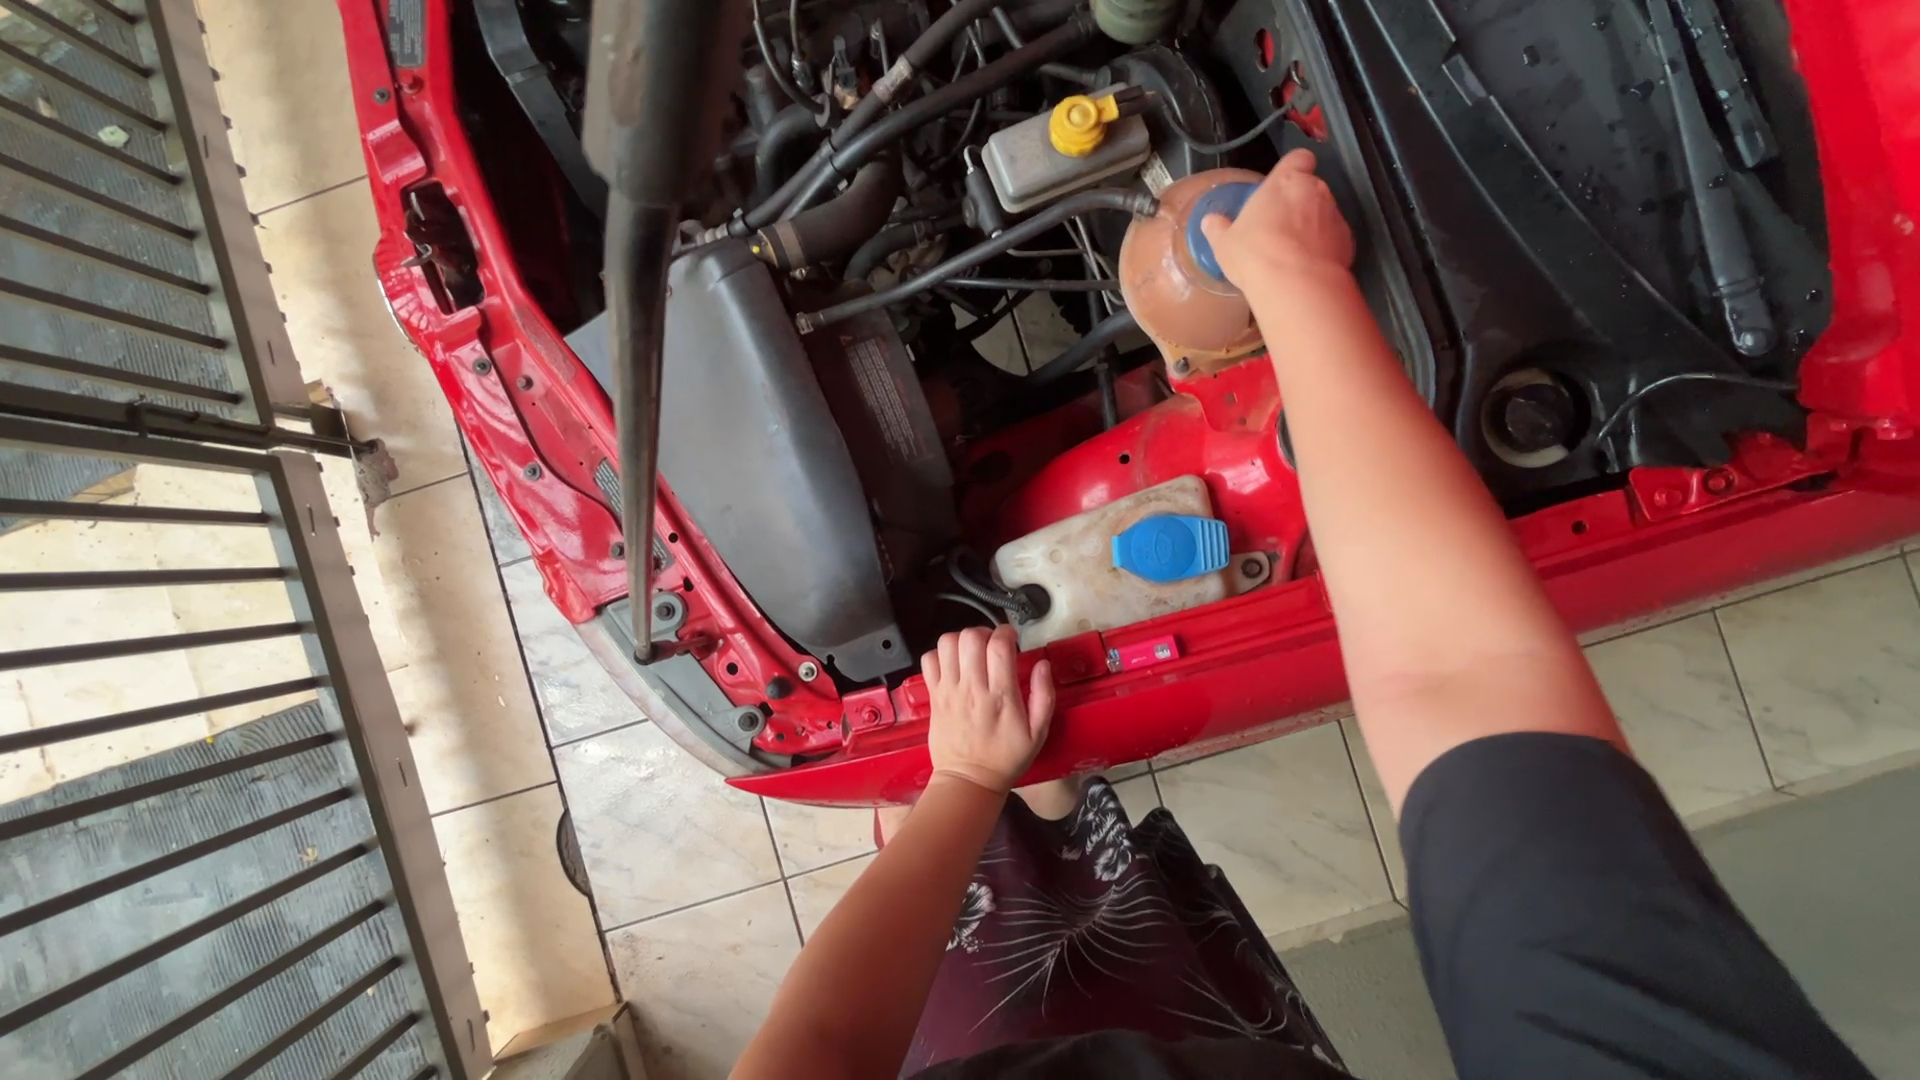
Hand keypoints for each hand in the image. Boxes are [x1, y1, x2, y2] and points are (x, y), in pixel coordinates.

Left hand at [922, 625, 1055, 794]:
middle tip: (991, 645)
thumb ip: (1044, 695)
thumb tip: (1042, 664)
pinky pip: (928, 661)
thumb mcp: (1038, 733)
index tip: (1012, 640)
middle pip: (970, 638)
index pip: (999, 646)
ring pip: (947, 644)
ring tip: (972, 652)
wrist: (968, 781)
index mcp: (1000, 696)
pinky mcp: (934, 696)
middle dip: (984, 632)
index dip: (1006, 633)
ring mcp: (949, 691)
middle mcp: (972, 688)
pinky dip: (939, 655)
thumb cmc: (1006, 757)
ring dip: (961, 640)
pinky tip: (953, 665)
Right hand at [1200, 148, 1354, 293]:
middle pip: (1310, 187)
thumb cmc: (1255, 255)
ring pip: (1323, 212)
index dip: (1292, 168)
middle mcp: (1315, 191)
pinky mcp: (1347, 239)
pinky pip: (1333, 238)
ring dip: (1311, 225)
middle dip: (1298, 202)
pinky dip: (1323, 247)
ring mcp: (1335, 214)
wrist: (1296, 285)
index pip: (1298, 158)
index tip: (1281, 185)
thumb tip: (1209, 221)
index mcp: (1285, 182)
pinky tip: (1307, 267)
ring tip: (1293, 252)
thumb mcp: (1224, 244)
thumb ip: (1218, 228)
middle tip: (1279, 227)